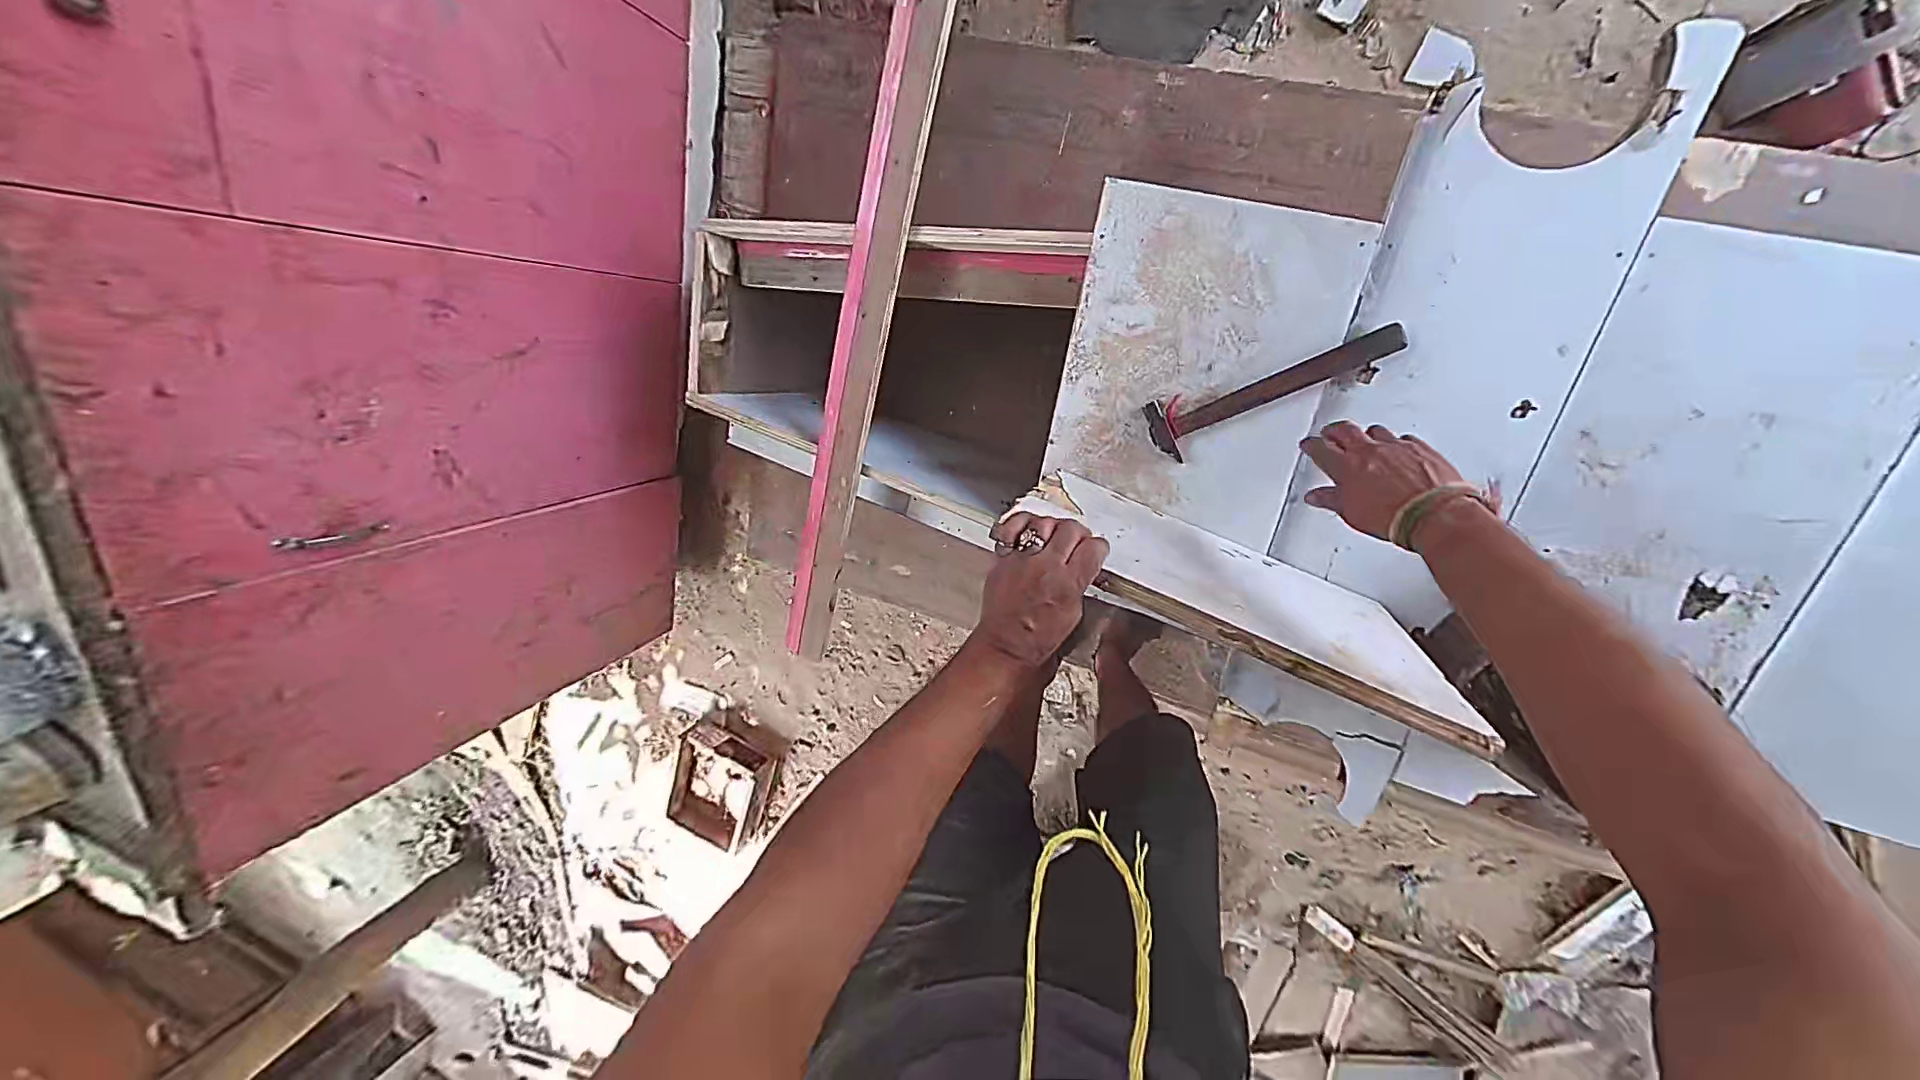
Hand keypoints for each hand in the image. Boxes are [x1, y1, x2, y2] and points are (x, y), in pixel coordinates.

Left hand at [971, 512, 1108, 667]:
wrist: (1007, 647)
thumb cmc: (1037, 640)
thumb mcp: (1074, 614)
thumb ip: (1080, 584)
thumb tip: (1086, 566)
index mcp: (1069, 584)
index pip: (1094, 548)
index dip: (1097, 547)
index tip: (1094, 550)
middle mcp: (1046, 568)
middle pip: (1071, 529)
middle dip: (1079, 534)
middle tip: (1076, 542)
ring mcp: (1022, 561)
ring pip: (1044, 523)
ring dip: (1053, 528)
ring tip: (1053, 537)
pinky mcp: (1003, 559)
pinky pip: (1012, 527)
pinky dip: (1022, 524)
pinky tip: (1028, 530)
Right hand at [1299, 422, 1490, 542]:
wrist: (1433, 514)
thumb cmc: (1392, 516)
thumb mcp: (1350, 512)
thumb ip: (1331, 499)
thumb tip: (1317, 496)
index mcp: (1346, 466)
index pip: (1320, 448)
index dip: (1312, 445)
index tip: (1309, 444)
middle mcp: (1369, 451)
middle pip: (1345, 430)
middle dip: (1334, 431)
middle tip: (1330, 433)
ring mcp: (1395, 447)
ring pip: (1375, 430)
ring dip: (1366, 434)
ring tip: (1365, 440)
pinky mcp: (1420, 448)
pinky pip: (1404, 438)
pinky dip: (1397, 442)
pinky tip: (1398, 450)